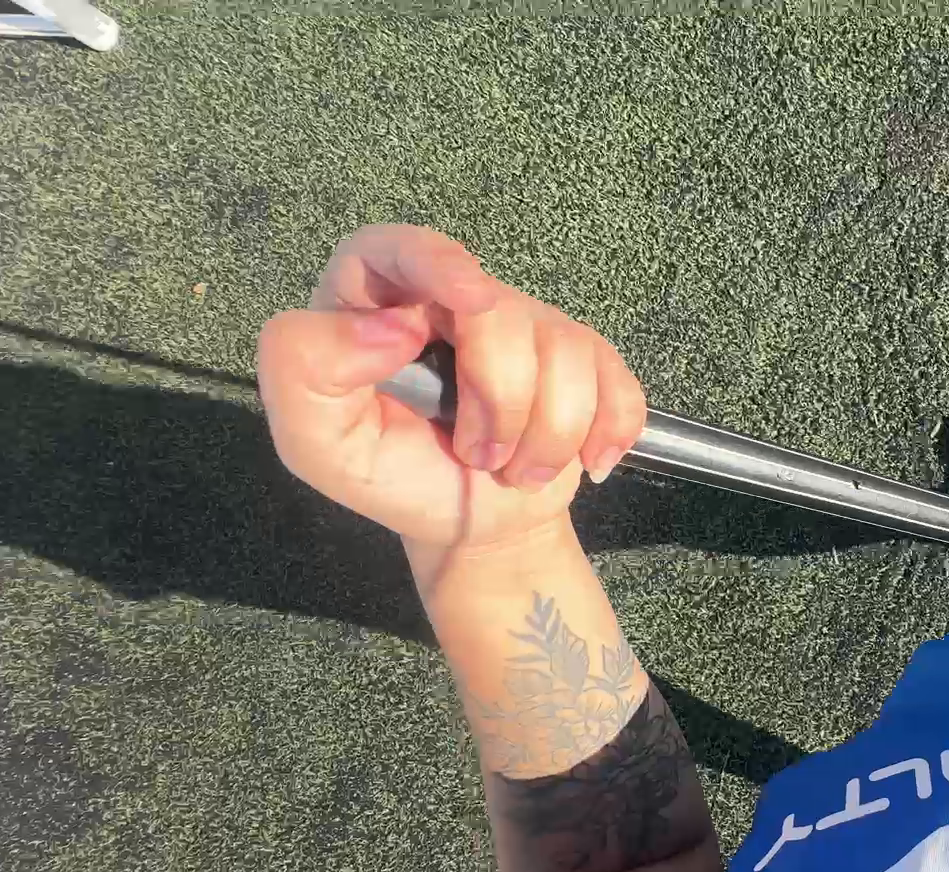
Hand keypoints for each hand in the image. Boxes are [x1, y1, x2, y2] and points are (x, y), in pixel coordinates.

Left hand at [256, 225, 646, 551]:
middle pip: (505, 315)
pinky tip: (587, 459)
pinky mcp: (595, 368)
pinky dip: (609, 433)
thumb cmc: (400, 481)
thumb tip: (391, 327)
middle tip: (481, 457)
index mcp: (380, 306)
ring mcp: (538, 334)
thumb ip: (307, 371)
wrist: (480, 525)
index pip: (401, 247)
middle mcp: (465, 308)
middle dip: (503, 404)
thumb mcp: (318, 444)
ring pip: (571, 356)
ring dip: (551, 436)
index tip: (470, 298)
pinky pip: (621, 388)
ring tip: (520, 469)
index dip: (439, 261)